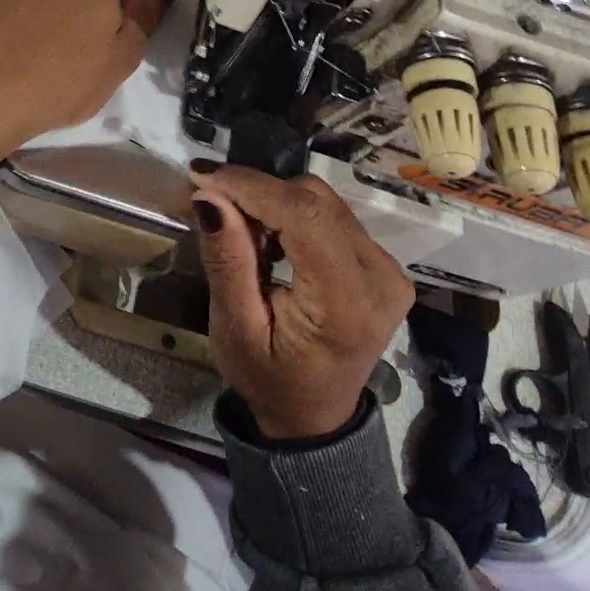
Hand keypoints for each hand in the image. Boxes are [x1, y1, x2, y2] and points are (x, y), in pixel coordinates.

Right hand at [189, 164, 414, 439]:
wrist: (314, 413)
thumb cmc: (268, 377)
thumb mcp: (235, 328)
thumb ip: (227, 260)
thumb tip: (208, 197)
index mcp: (345, 303)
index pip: (304, 216)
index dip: (251, 186)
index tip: (201, 176)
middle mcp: (381, 277)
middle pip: (315, 200)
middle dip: (257, 192)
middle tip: (212, 208)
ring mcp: (388, 268)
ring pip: (323, 200)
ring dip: (273, 201)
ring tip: (240, 230)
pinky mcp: (382, 263)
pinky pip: (331, 214)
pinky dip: (291, 212)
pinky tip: (268, 238)